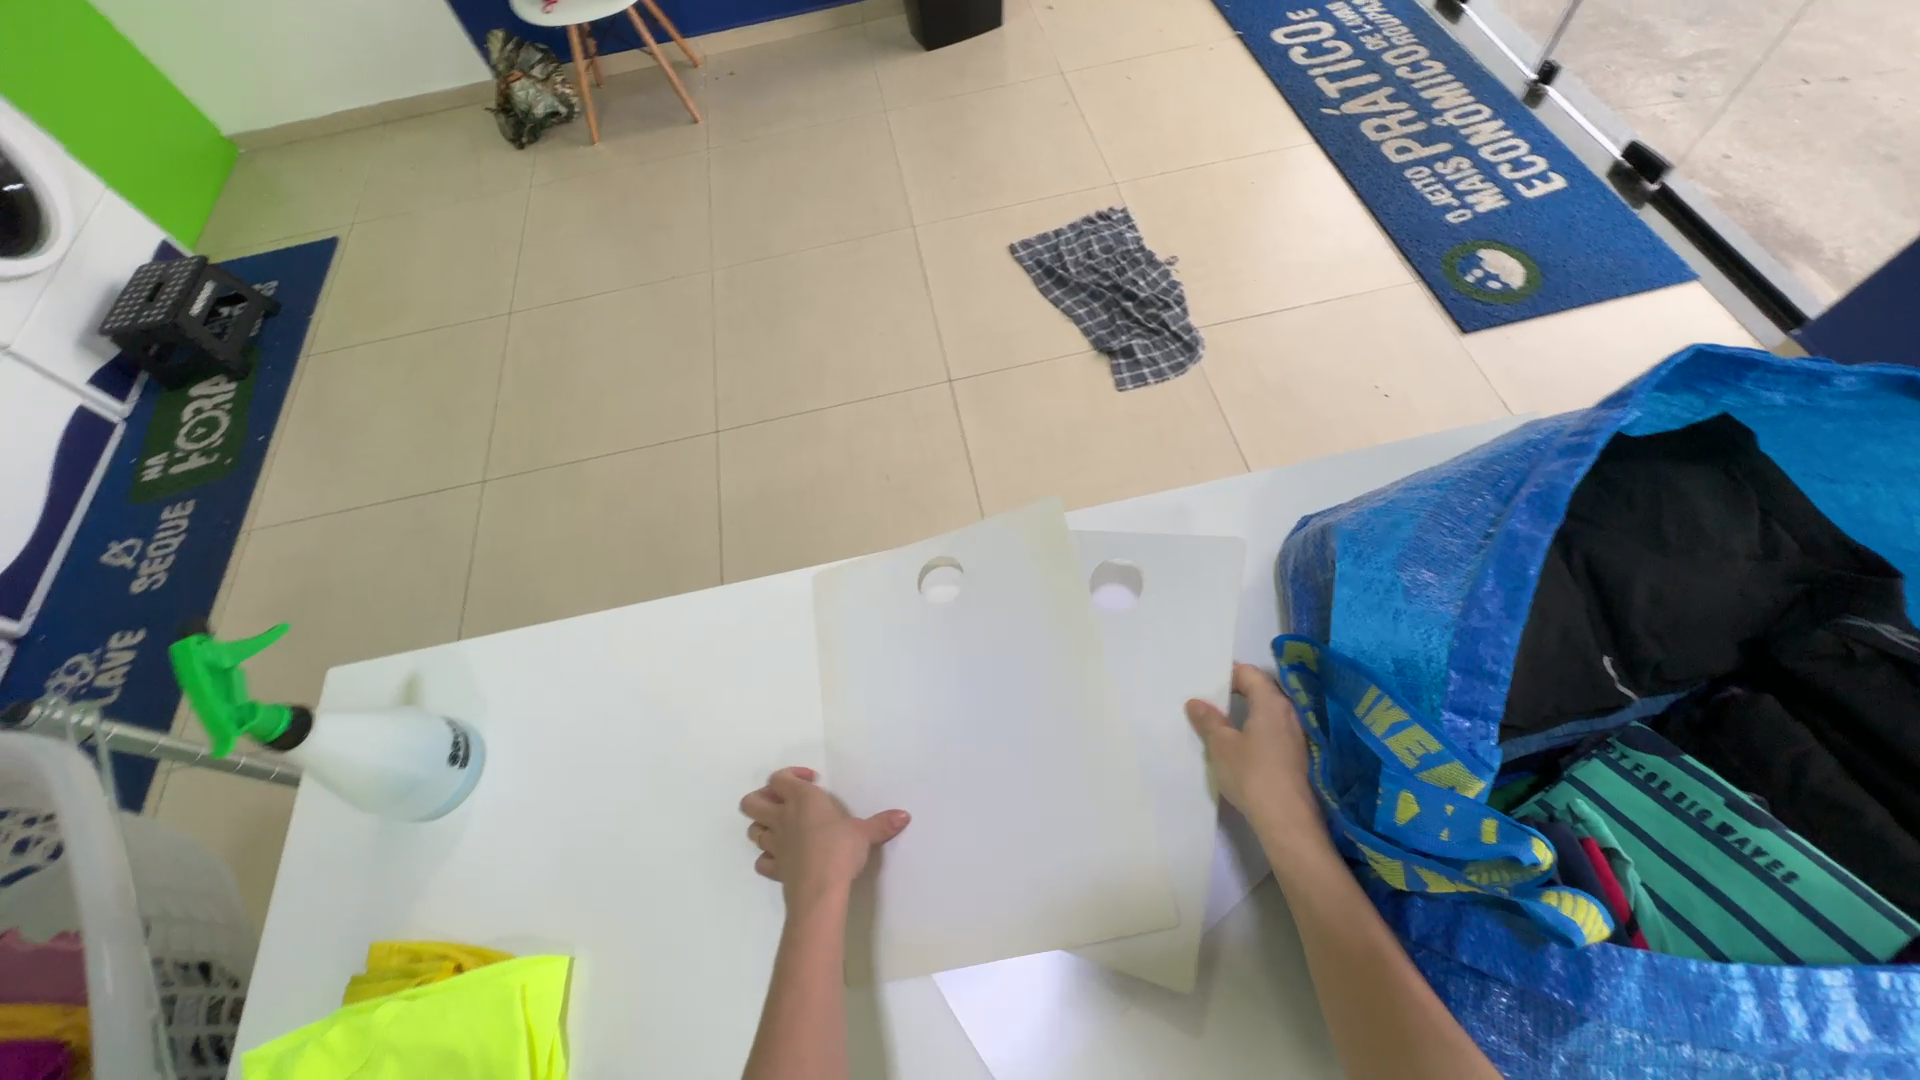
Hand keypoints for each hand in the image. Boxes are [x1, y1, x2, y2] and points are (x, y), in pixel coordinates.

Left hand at [739, 767, 909, 910]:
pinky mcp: (774, 869)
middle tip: (785, 803)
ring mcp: (774, 845)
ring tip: (785, 829)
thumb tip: (905, 816)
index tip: (812, 781)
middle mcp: (782, 818)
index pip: (779, 777)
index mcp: (801, 799)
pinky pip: (762, 860)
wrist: (821, 890)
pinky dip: (768, 857)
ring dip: (764, 827)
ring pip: (753, 830)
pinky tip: (783, 858)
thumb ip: (882, 823)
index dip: (791, 775)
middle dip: (762, 799)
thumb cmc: (840, 850)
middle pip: (751, 802)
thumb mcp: (865, 833)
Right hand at [1186, 664, 1321, 837]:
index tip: (1205, 680)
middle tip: (1208, 698)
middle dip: (1235, 690)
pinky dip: (1255, 728)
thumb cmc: (1251, 774)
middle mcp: (1288, 712)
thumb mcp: (1221, 745)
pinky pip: (1272, 729)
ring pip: (1267, 710)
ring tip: (1220, 720)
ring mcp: (1295, 734)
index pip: (1249, 673)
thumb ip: (1208, 720)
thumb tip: (1196, 702)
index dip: (1226, 673)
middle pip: (1261, 689)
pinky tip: (1239, 742)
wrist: (1286, 819)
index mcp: (1271, 702)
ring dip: (1246, 711)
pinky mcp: (1296, 754)